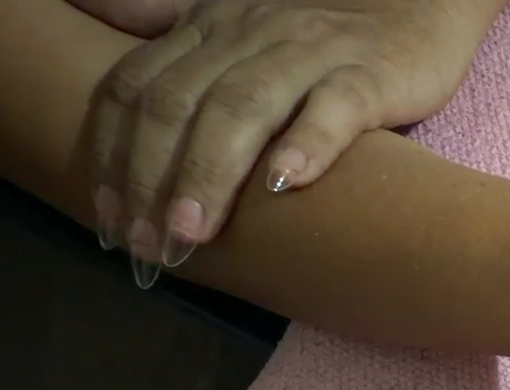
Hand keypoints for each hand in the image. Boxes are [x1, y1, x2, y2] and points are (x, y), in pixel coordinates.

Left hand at [76, 0, 506, 282]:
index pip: (140, 87)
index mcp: (211, 29)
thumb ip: (169, 16)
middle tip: (146, 245)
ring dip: (211, 173)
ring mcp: (311, 55)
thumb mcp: (241, 17)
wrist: (417, 6)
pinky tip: (289, 187)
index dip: (115, 152)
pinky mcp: (371, 77)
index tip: (107, 217)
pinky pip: (335, 109)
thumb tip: (92, 6)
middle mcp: (249, 36)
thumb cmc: (334, 29)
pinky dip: (308, 145)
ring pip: (244, 110)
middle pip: (181, 104)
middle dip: (152, 177)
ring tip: (194, 231)